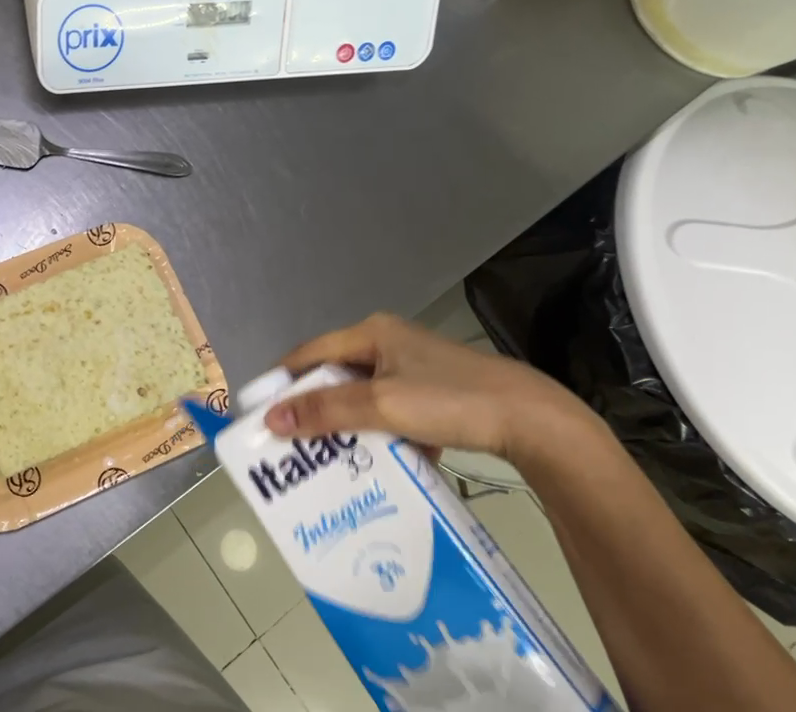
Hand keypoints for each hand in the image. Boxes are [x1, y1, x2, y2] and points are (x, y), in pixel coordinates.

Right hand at [264, 313, 596, 464]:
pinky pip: (393, 413)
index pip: (308, 353)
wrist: (535, 422)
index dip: (282, 382)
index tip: (261, 415)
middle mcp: (389, 343)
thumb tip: (268, 419)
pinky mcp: (438, 394)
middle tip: (292, 444)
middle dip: (314, 410)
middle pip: (335, 377)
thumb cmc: (452, 401)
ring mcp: (416, 368)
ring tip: (331, 460)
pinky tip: (382, 463)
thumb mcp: (382, 405)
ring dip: (349, 427)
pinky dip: (383, 434)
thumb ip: (324, 411)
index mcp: (371, 333)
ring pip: (364, 398)